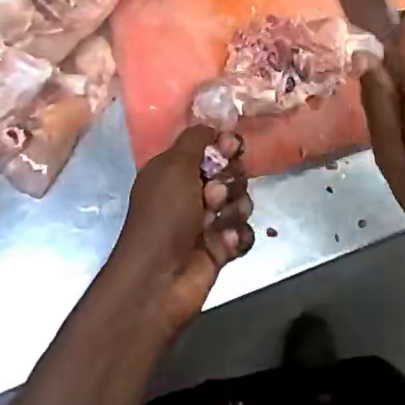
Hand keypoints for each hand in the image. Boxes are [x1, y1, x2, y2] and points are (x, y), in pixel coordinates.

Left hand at [106, 126, 252, 335]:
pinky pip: (244, 233)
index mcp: (174, 169)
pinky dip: (235, 237)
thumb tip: (213, 127)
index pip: (210, 147)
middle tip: (211, 194)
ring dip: (233, 210)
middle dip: (229, 181)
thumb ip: (195, 140)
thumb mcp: (174, 166)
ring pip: (241, 202)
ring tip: (214, 222)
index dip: (224, 146)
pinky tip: (222, 244)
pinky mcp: (221, 247)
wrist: (160, 277)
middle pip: (231, 173)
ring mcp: (207, 220)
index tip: (232, 147)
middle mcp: (191, 191)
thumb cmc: (163, 215)